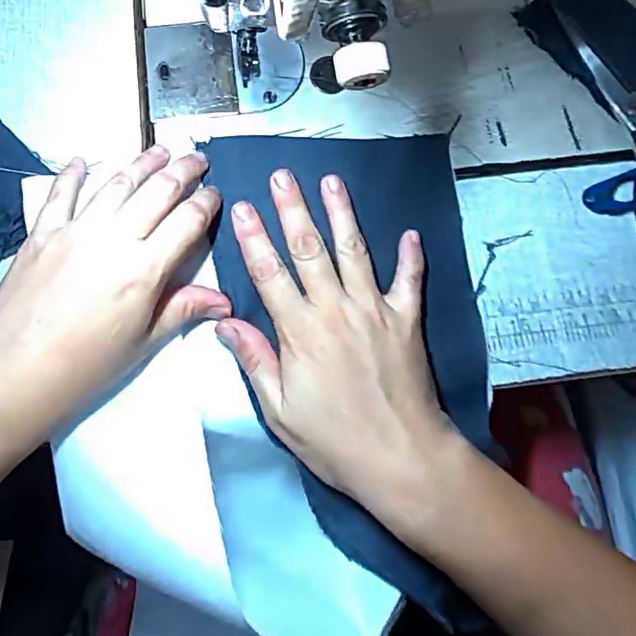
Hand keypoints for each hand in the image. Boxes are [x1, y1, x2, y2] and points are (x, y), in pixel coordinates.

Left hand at [0, 147, 228, 449]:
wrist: (12, 375)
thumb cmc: (85, 367)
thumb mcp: (142, 343)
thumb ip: (182, 309)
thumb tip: (224, 300)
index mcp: (145, 270)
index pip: (188, 221)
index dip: (207, 201)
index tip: (217, 192)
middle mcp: (114, 239)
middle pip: (157, 191)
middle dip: (183, 170)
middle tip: (198, 158)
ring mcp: (75, 231)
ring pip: (116, 184)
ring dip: (142, 163)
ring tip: (160, 150)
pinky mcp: (42, 233)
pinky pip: (62, 194)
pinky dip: (74, 174)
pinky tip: (84, 161)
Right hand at [215, 170, 462, 515]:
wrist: (402, 460)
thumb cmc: (334, 440)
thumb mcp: (280, 411)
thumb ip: (255, 360)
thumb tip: (225, 321)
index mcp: (300, 332)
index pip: (270, 274)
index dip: (254, 239)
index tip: (242, 208)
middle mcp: (335, 310)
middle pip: (309, 250)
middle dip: (293, 210)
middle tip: (282, 176)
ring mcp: (374, 310)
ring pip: (353, 252)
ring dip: (341, 214)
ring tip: (331, 181)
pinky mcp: (406, 320)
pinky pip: (409, 282)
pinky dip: (410, 257)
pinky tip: (410, 233)